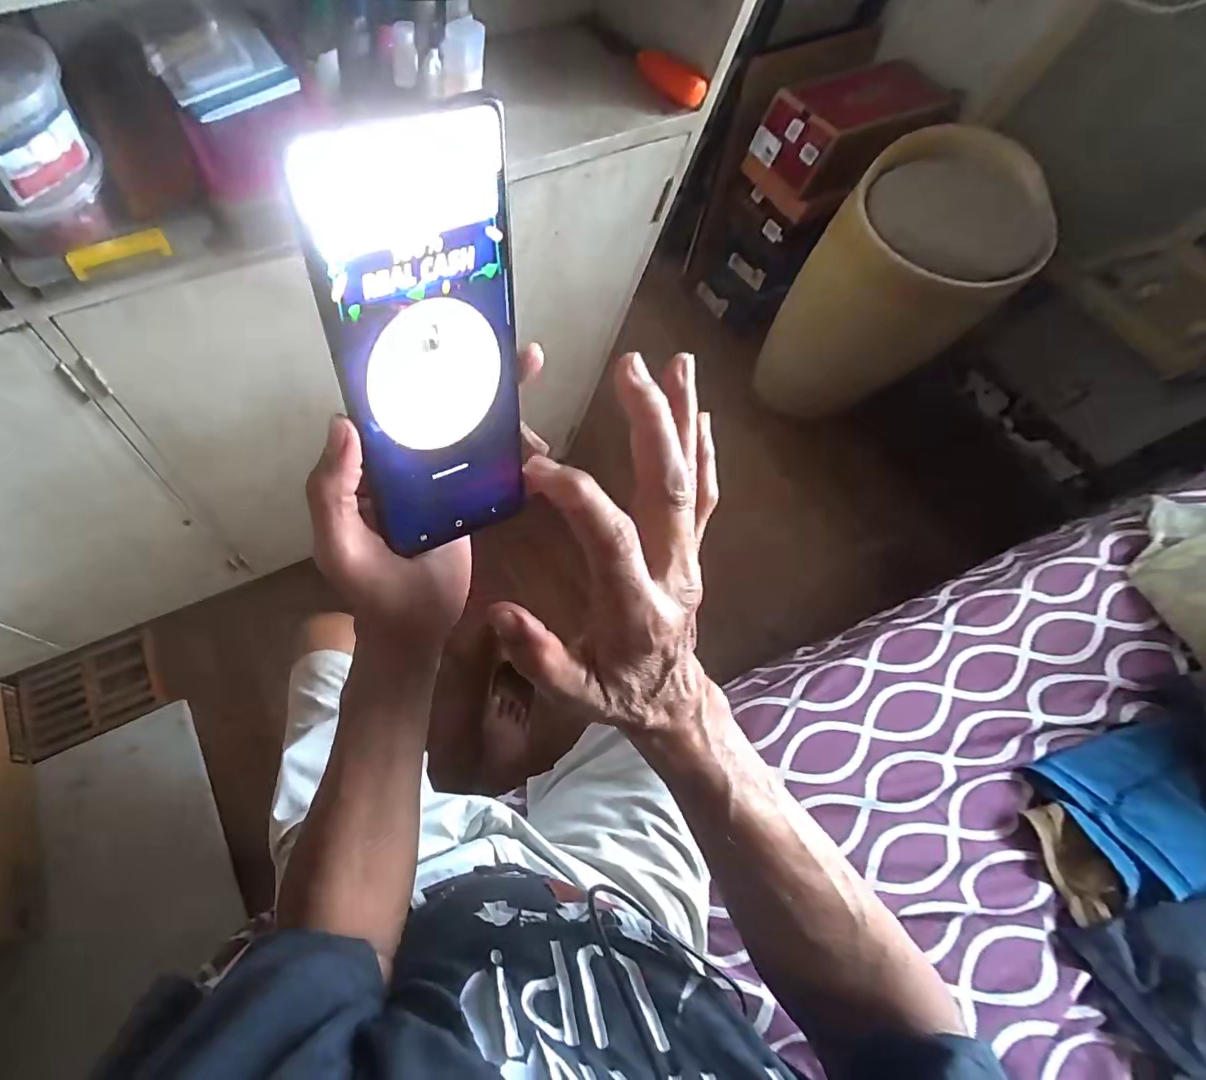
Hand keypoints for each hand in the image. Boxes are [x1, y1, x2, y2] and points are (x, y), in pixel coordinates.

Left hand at [308, 344, 546, 652]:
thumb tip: (342, 422)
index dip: (402, 372)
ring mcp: (436, 480)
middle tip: (498, 341)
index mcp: (364, 468)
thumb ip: (329, 489)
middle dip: (463, 373)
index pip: (382, 411)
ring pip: (464, 431)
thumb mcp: (336, 542)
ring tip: (528, 369)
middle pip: (431, 409)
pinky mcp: (466, 498)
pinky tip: (534, 434)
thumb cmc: (368, 588)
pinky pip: (485, 462)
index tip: (431, 336)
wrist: (414, 629)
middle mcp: (400, 466)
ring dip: (495, 402)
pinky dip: (509, 445)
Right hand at [487, 351, 729, 766]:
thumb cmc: (618, 694)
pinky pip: (704, 493)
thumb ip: (539, 658)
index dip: (576, 494)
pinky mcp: (692, 550)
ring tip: (677, 364)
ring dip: (682, 418)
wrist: (673, 702)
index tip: (535, 467)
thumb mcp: (574, 693)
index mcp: (636, 603)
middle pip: (669, 487)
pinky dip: (702, 449)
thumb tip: (501, 614)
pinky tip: (697, 413)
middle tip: (631, 369)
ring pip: (693, 479)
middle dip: (650, 423)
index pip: (610, 534)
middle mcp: (672, 569)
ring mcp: (688, 555)